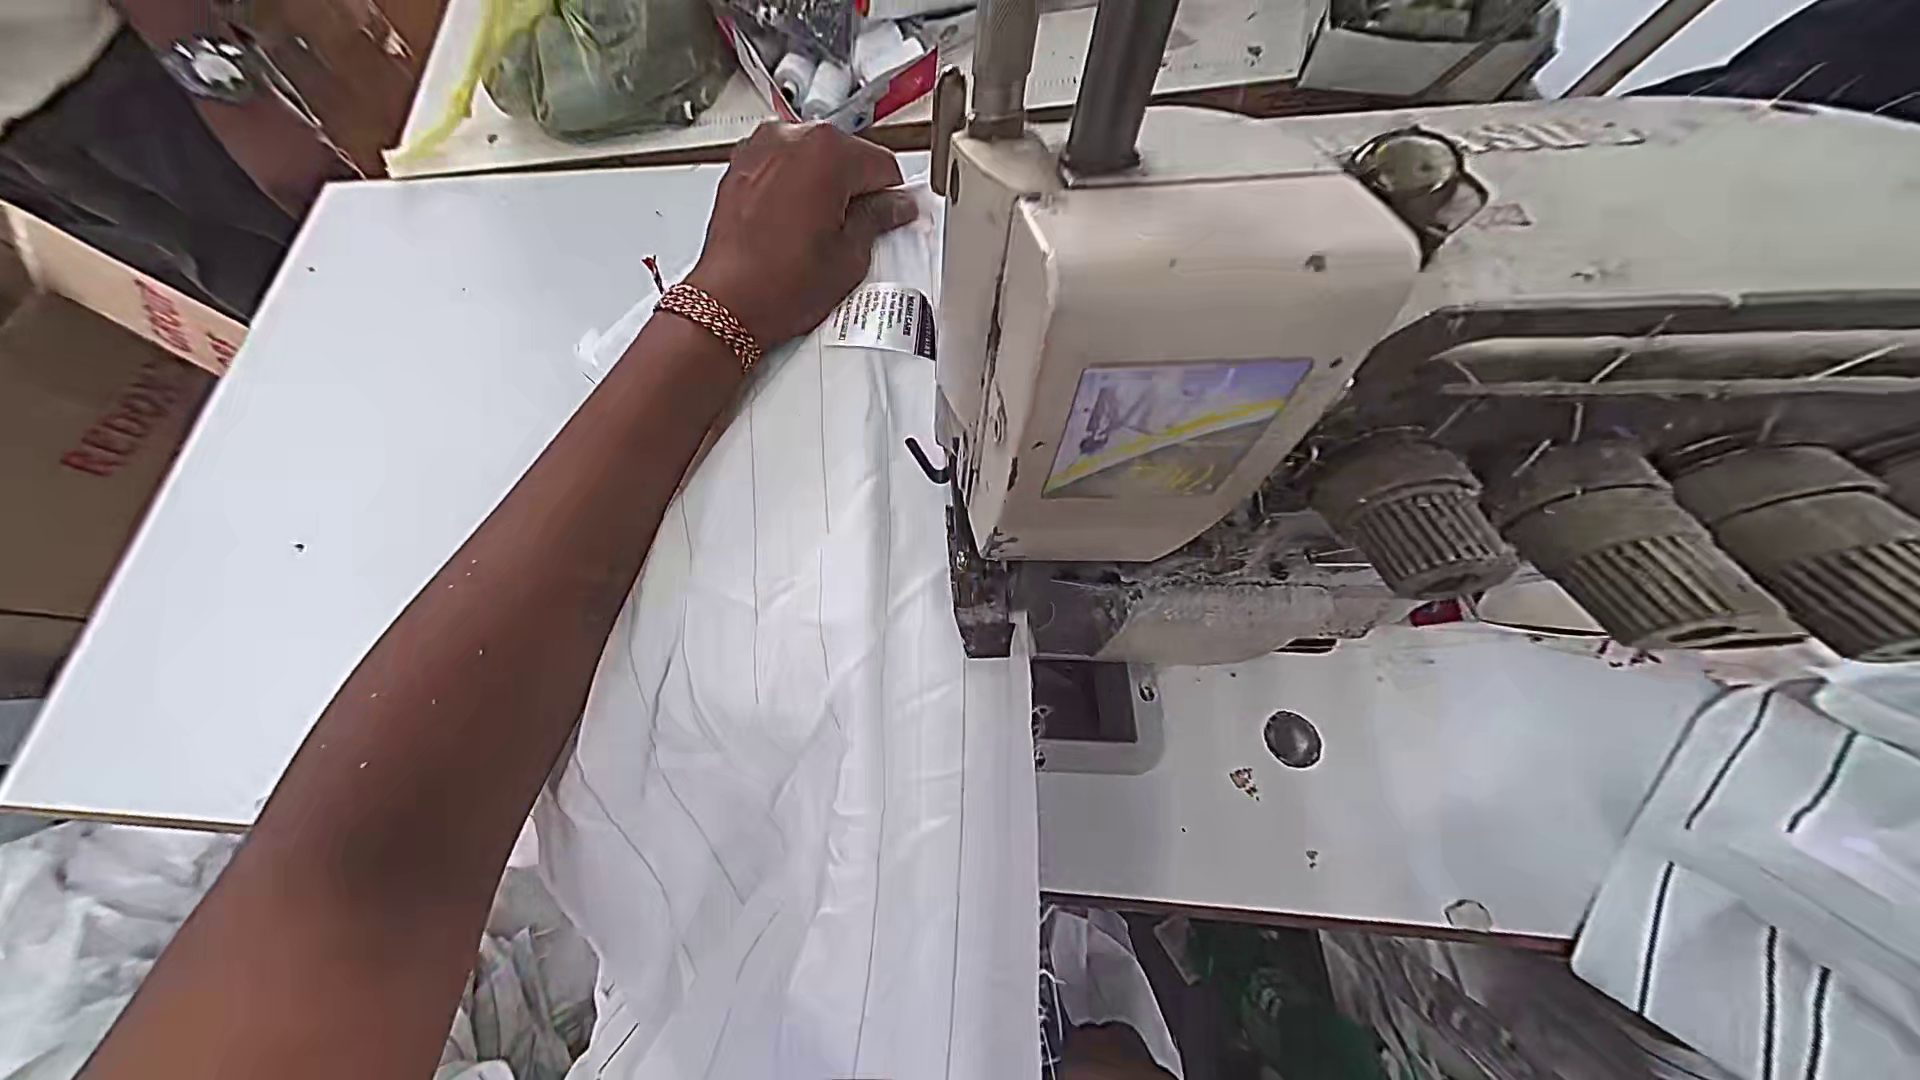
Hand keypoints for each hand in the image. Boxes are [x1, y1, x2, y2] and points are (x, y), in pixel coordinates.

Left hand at [685, 122, 918, 347]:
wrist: (730, 303)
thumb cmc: (780, 284)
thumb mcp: (849, 256)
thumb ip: (878, 220)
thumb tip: (894, 207)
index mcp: (827, 152)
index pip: (883, 165)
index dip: (894, 197)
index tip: (893, 217)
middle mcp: (792, 138)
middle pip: (848, 156)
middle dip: (858, 190)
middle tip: (856, 234)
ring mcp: (762, 148)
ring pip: (814, 160)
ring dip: (825, 188)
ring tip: (821, 234)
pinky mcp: (742, 167)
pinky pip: (784, 168)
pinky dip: (796, 189)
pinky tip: (796, 227)